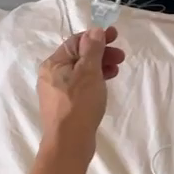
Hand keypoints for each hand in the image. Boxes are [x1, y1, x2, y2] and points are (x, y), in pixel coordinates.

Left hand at [37, 27, 125, 148]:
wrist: (69, 143)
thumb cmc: (79, 103)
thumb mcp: (89, 71)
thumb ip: (92, 49)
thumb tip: (95, 30)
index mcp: (53, 64)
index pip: (76, 41)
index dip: (96, 36)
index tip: (116, 36)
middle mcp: (52, 75)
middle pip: (78, 56)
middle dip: (101, 53)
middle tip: (121, 57)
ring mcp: (57, 91)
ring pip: (81, 71)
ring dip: (100, 66)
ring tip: (116, 70)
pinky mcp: (65, 105)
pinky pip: (81, 85)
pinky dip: (94, 81)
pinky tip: (104, 85)